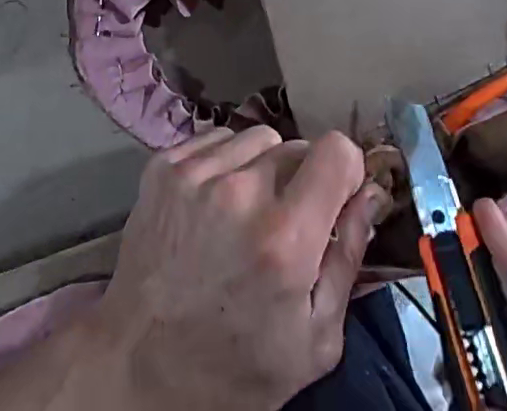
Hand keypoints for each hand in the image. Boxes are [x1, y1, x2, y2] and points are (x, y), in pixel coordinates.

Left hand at [92, 126, 387, 410]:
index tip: (336, 198)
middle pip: (299, 146)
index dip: (345, 172)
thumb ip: (349, 256)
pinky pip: (219, 138)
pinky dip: (228, 161)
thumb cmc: (234, 366)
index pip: (337, 151)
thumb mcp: (315, 338)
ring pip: (260, 138)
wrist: (135, 368)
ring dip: (265, 166)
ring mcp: (195, 175)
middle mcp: (241, 193)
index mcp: (286, 238)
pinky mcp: (163, 168)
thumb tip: (371, 193)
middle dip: (305, 178)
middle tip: (288, 220)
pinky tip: (217, 200)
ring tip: (249, 210)